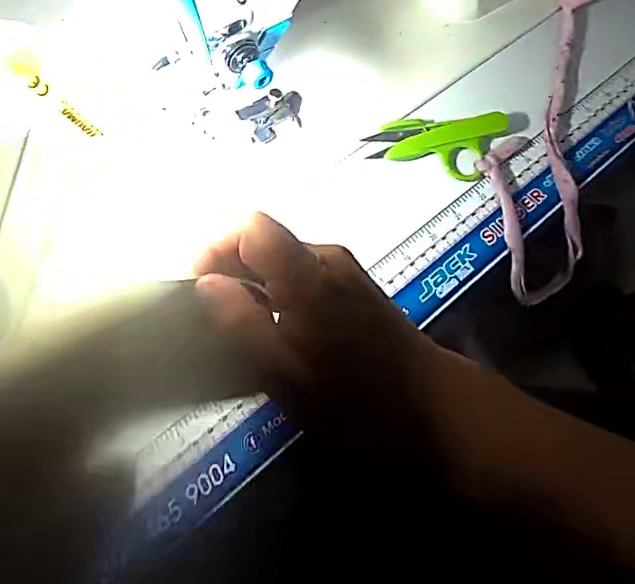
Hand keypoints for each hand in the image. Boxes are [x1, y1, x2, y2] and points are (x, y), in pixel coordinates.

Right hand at [193, 213, 460, 460]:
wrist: (435, 407)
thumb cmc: (359, 401)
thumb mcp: (289, 376)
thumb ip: (244, 325)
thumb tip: (205, 284)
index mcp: (309, 274)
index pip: (252, 227)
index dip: (216, 249)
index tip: (199, 292)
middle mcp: (328, 259)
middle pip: (265, 242)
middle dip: (231, 271)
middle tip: (212, 323)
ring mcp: (344, 271)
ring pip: (282, 261)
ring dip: (254, 286)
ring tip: (240, 334)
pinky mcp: (353, 288)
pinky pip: (303, 276)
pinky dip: (279, 295)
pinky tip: (277, 335)